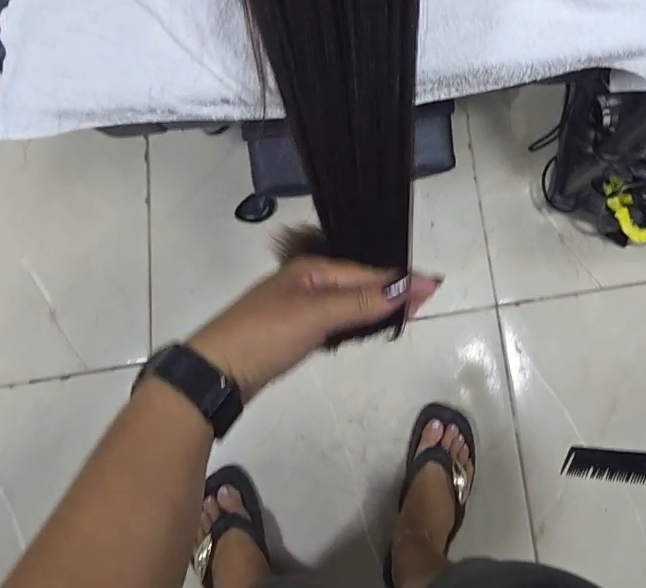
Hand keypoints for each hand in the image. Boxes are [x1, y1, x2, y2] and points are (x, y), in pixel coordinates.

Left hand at [186, 257, 439, 398]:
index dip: (398, 281)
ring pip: (346, 304)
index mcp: (311, 270)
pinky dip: (353, 324)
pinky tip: (363, 331)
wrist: (213, 374)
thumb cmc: (265, 335)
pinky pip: (333, 322)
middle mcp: (305, 283)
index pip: (366, 273)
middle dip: (389, 292)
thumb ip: (362, 303)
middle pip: (357, 285)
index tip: (433, 287)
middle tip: (422, 303)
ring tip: (402, 315)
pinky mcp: (291, 333)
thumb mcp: (317, 315)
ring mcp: (296, 308)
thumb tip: (407, 287)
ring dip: (372, 308)